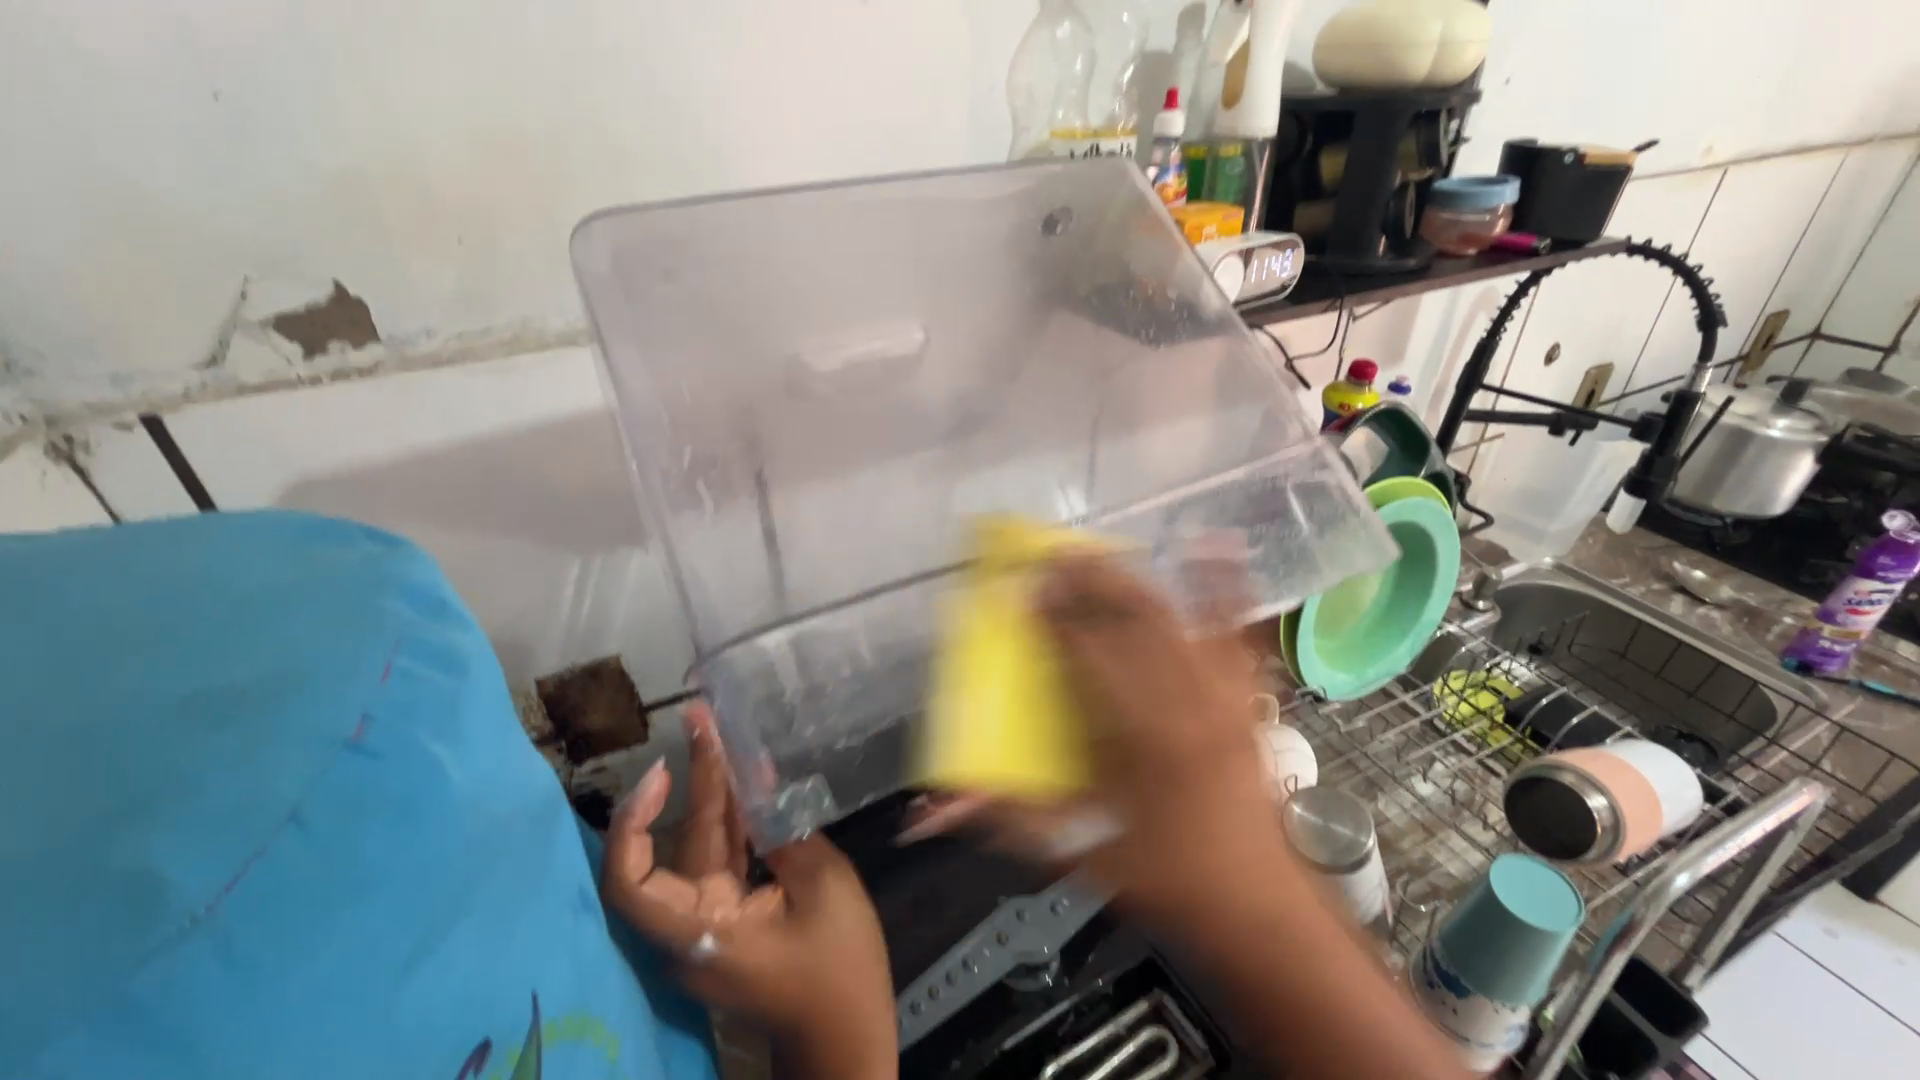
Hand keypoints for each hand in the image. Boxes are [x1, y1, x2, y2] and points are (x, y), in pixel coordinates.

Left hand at [602, 705, 896, 1078]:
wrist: (846, 1039)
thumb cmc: (838, 968)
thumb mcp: (824, 889)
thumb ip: (786, 832)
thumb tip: (758, 786)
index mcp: (701, 931)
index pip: (630, 883)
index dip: (632, 825)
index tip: (663, 772)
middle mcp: (691, 927)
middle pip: (673, 848)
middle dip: (690, 781)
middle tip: (698, 719)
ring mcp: (710, 924)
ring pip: (702, 848)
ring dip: (713, 793)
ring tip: (716, 732)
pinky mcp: (733, 920)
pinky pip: (726, 863)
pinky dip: (737, 823)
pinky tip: (748, 781)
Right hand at [906, 554, 1288, 927]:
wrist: (1257, 903)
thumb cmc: (1164, 877)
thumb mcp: (1078, 853)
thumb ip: (1006, 819)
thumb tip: (933, 811)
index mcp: (1140, 739)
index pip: (1090, 656)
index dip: (1055, 616)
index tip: (1025, 588)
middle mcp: (1186, 705)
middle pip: (1134, 621)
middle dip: (1091, 581)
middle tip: (1055, 555)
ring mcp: (1224, 697)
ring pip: (1180, 617)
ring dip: (1137, 579)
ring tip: (1101, 553)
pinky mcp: (1247, 698)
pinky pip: (1239, 630)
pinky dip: (1226, 584)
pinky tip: (1214, 544)